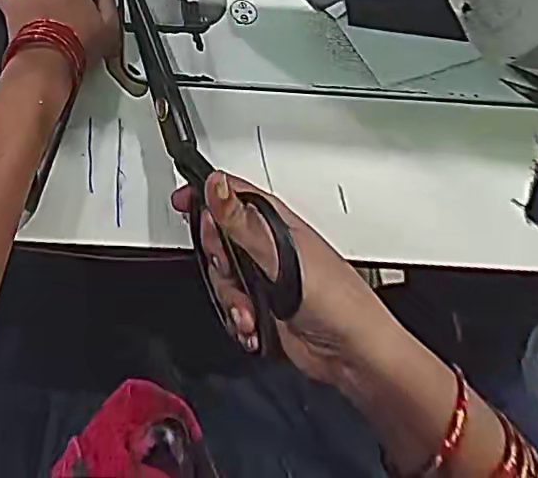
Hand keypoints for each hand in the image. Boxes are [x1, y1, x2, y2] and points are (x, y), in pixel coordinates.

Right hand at [172, 172, 404, 386]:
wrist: (355, 355)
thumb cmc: (336, 299)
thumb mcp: (278, 253)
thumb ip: (240, 219)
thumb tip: (216, 183)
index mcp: (271, 220)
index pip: (226, 193)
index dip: (202, 195)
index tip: (182, 202)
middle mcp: (265, 244)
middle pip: (216, 236)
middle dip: (216, 257)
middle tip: (228, 267)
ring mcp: (263, 274)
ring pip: (220, 274)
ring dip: (229, 296)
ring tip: (248, 309)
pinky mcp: (261, 303)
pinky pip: (230, 303)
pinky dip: (237, 317)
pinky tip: (253, 324)